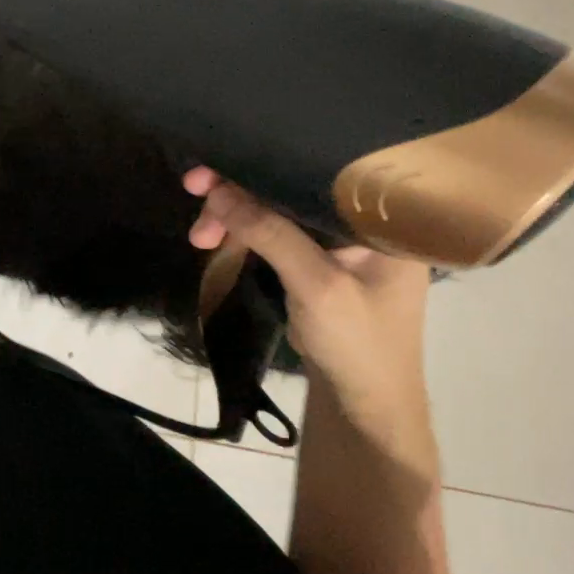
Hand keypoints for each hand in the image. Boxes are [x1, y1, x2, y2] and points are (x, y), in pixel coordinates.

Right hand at [184, 167, 431, 421]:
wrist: (365, 408)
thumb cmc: (358, 346)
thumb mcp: (316, 287)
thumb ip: (271, 234)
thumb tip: (216, 190)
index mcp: (382, 219)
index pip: (316, 172)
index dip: (261, 165)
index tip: (213, 168)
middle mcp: (362, 222)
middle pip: (289, 188)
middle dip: (237, 192)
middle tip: (192, 191)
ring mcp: (340, 242)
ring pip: (275, 209)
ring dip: (233, 216)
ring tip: (199, 237)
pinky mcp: (318, 259)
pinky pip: (274, 231)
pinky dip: (243, 233)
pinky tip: (216, 240)